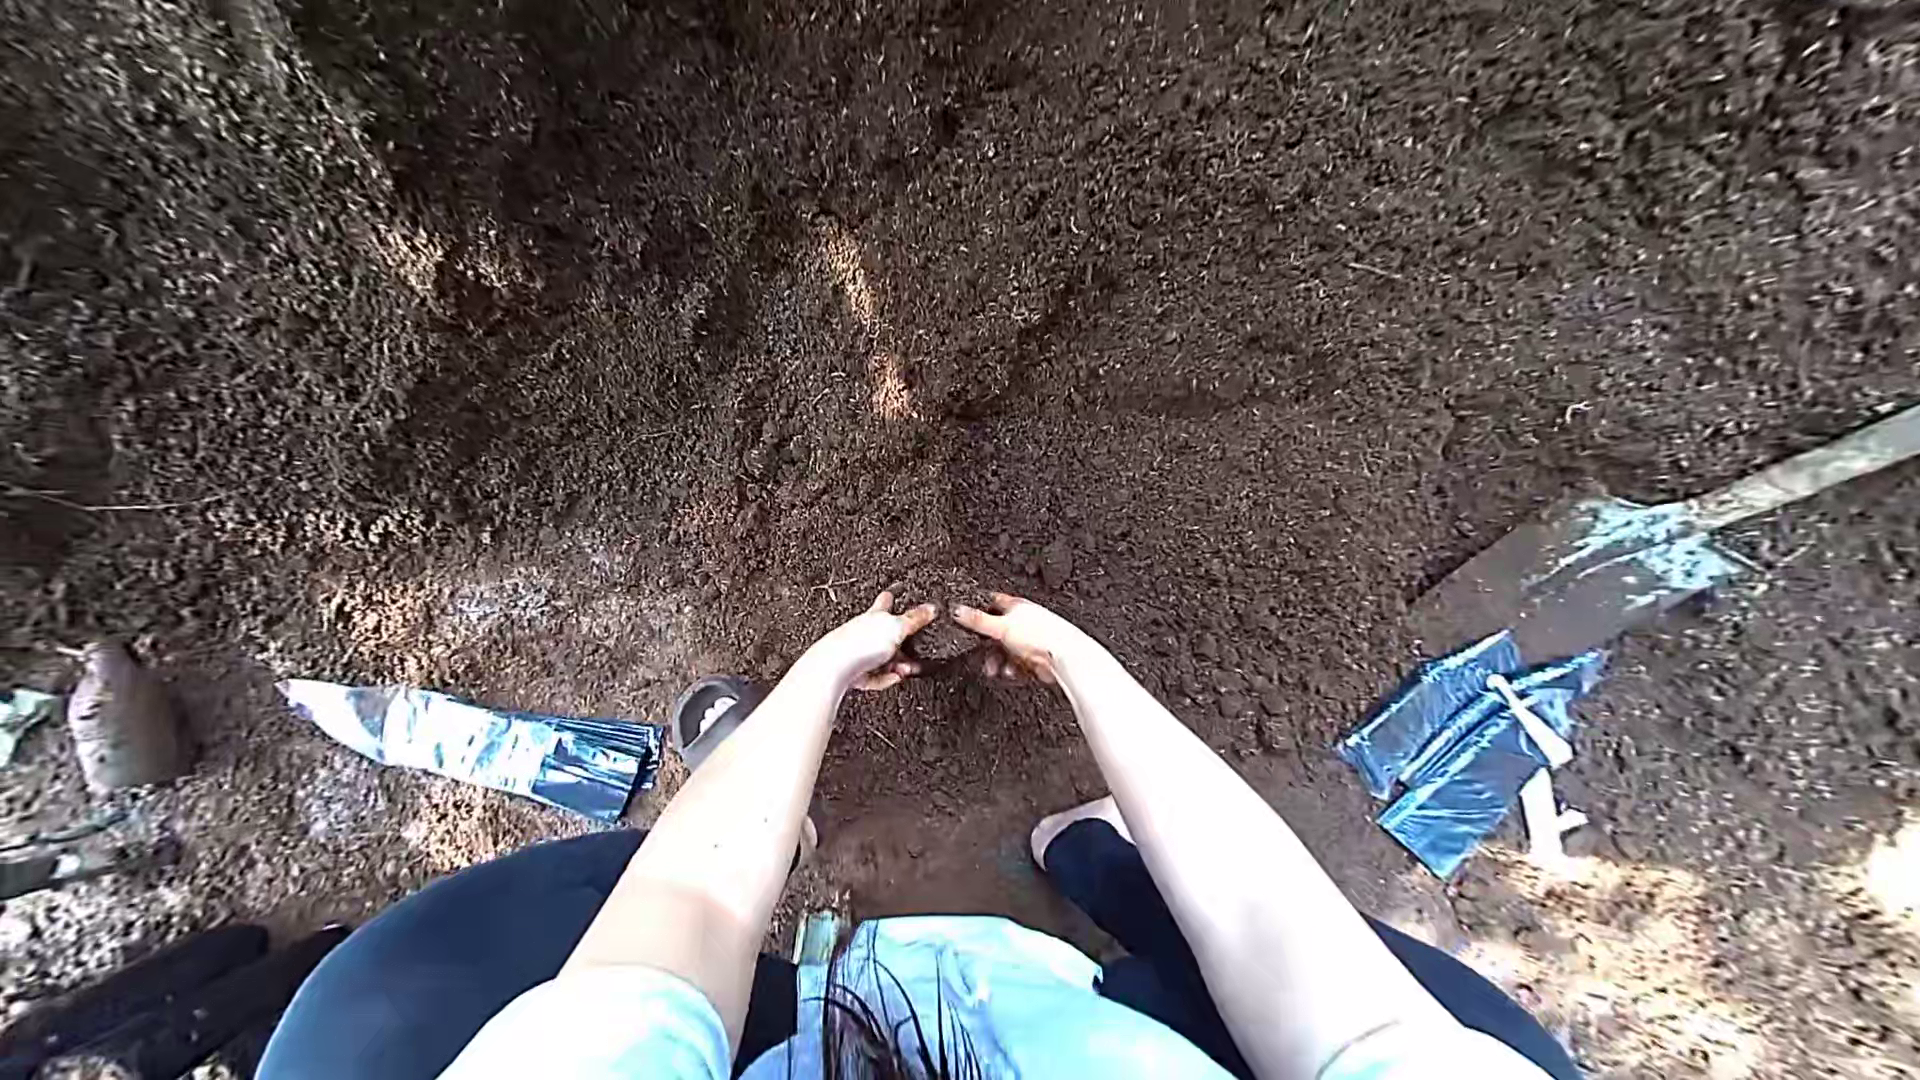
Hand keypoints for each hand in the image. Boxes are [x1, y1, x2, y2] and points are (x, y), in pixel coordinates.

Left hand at [802, 591, 938, 692]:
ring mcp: (858, 652)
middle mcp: (864, 631)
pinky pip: (876, 676)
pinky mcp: (855, 672)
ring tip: (901, 670)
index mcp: (874, 615)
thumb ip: (915, 618)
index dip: (890, 599)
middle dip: (903, 648)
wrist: (834, 667)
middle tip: (912, 654)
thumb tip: (931, 608)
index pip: (885, 603)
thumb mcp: (897, 627)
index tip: (893, 594)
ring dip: (897, 666)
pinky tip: (889, 678)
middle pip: (888, 637)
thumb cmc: (858, 643)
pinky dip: (884, 678)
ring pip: (885, 659)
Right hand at [951, 593, 1095, 684]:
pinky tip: (1010, 673)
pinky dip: (1010, 670)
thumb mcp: (1000, 626)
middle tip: (979, 653)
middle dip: (986, 645)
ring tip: (994, 669)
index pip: (992, 603)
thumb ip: (977, 620)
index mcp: (1017, 607)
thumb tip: (957, 609)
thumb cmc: (1040, 634)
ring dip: (997, 661)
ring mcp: (1029, 641)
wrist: (1062, 657)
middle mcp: (1024, 622)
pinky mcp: (1034, 659)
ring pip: (1004, 651)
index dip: (978, 609)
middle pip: (996, 632)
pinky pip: (1015, 665)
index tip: (966, 617)